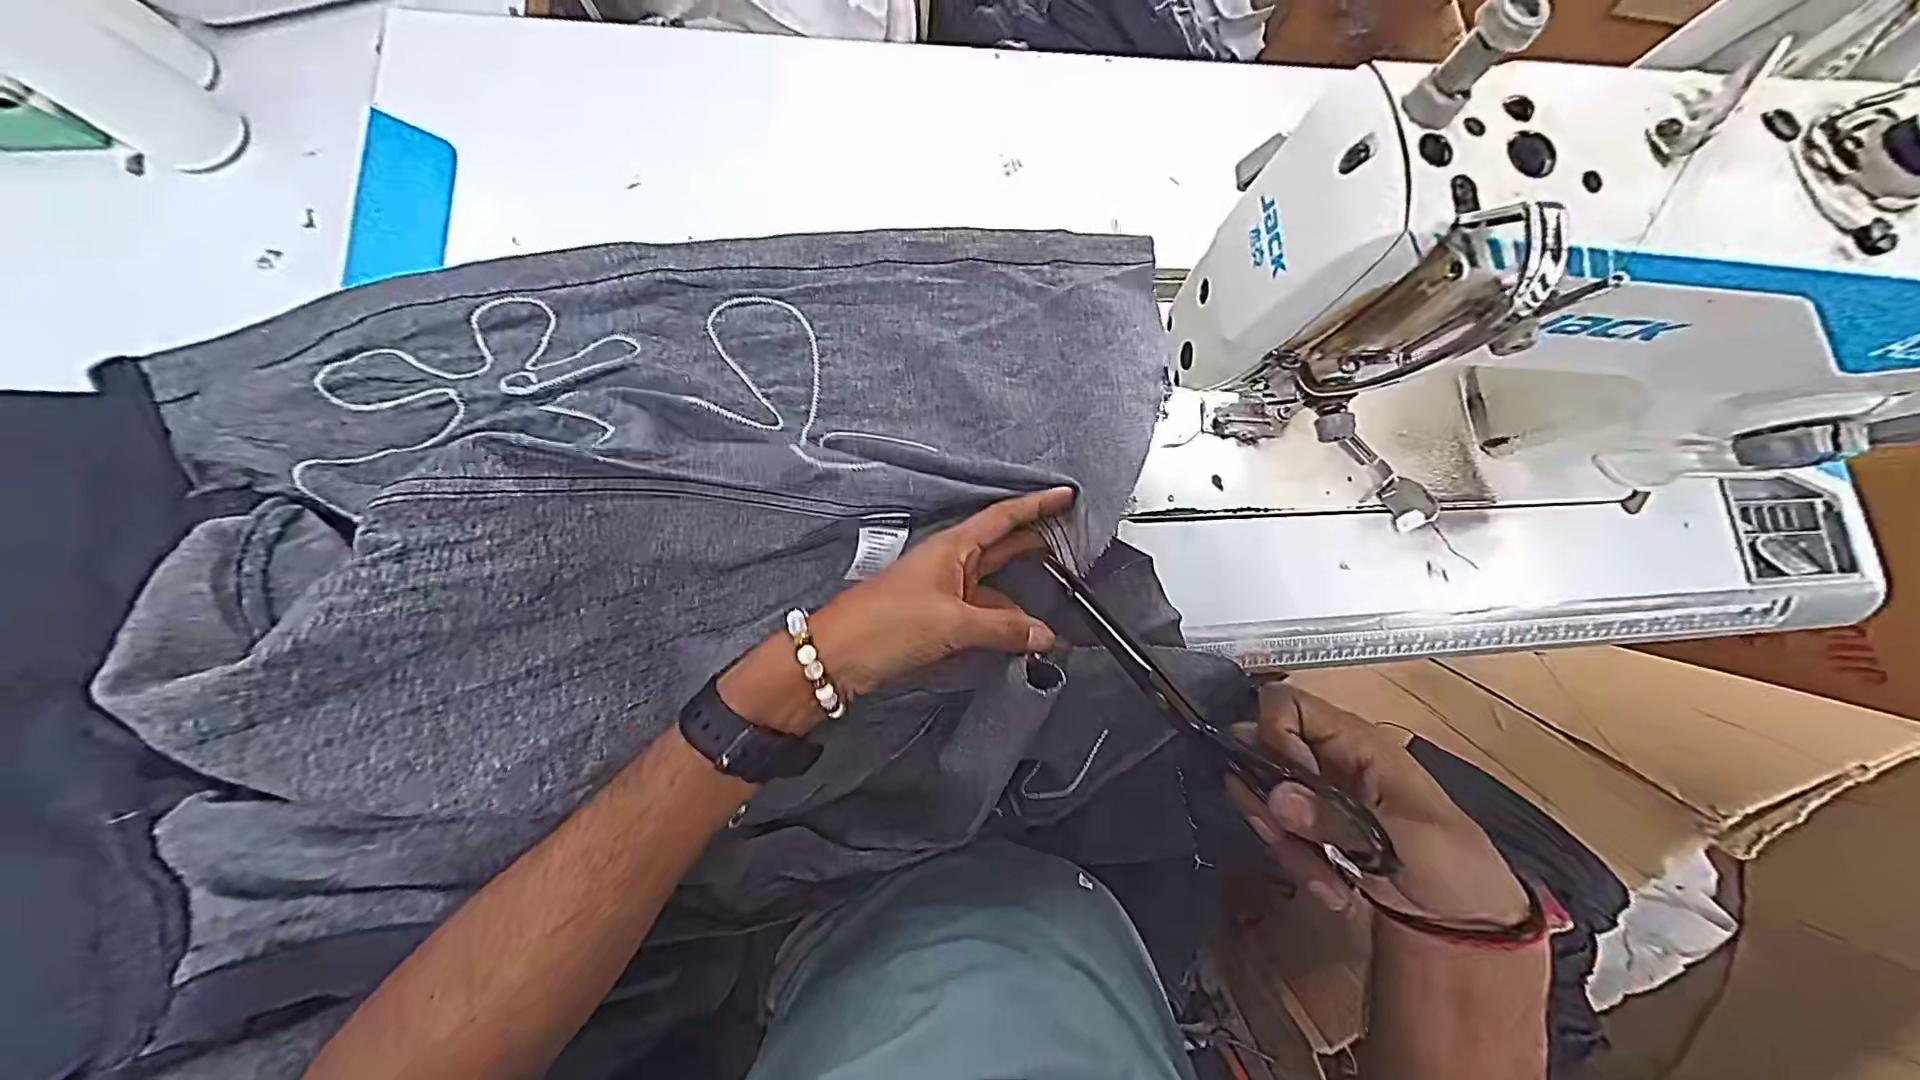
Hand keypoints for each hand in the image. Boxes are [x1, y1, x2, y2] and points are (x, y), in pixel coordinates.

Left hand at [811, 486, 1072, 694]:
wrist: (838, 656)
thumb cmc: (882, 624)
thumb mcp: (951, 623)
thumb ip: (1003, 629)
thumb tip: (1043, 635)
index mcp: (952, 548)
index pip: (1003, 517)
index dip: (1036, 505)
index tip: (1064, 496)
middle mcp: (951, 564)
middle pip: (1004, 548)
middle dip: (1038, 547)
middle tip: (1073, 548)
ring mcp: (945, 591)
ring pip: (997, 587)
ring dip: (1024, 600)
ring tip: (1055, 610)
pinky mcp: (939, 618)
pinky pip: (983, 614)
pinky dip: (1005, 624)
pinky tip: (1021, 637)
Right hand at [1235, 682, 1527, 923]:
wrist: (1473, 926)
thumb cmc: (1456, 867)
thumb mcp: (1406, 840)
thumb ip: (1334, 816)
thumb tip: (1275, 796)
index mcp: (1353, 740)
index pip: (1282, 704)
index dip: (1272, 735)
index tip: (1285, 784)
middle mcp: (1323, 756)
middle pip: (1257, 748)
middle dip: (1265, 797)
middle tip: (1288, 836)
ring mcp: (1313, 791)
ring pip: (1260, 793)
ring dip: (1281, 839)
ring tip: (1323, 874)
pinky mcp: (1307, 825)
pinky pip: (1274, 829)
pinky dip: (1293, 860)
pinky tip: (1330, 885)